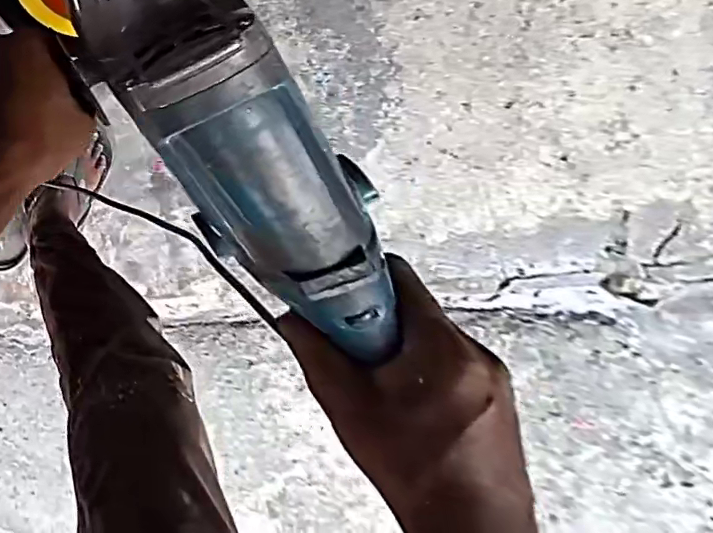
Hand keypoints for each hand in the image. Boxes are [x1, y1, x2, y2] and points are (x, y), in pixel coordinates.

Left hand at [0, 29, 95, 213]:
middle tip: (29, 106)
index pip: (49, 46)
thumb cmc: (26, 145)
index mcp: (30, 44)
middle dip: (19, 75)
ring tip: (1, 120)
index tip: (56, 86)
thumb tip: (72, 95)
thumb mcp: (80, 124)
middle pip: (11, 54)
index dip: (54, 68)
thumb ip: (77, 95)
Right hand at [279, 256, 535, 532]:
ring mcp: (492, 380)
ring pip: (422, 334)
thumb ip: (309, 344)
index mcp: (446, 348)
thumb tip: (290, 316)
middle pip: (406, 306)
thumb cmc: (418, 470)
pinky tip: (391, 394)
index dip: (354, 275)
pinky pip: (441, 359)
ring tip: (366, 376)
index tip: (328, 292)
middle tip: (341, 342)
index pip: (397, 276)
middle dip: (365, 317)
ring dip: (386, 343)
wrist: (469, 525)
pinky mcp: (493, 399)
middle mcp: (478, 357)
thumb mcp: (339, 396)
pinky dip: (409, 365)